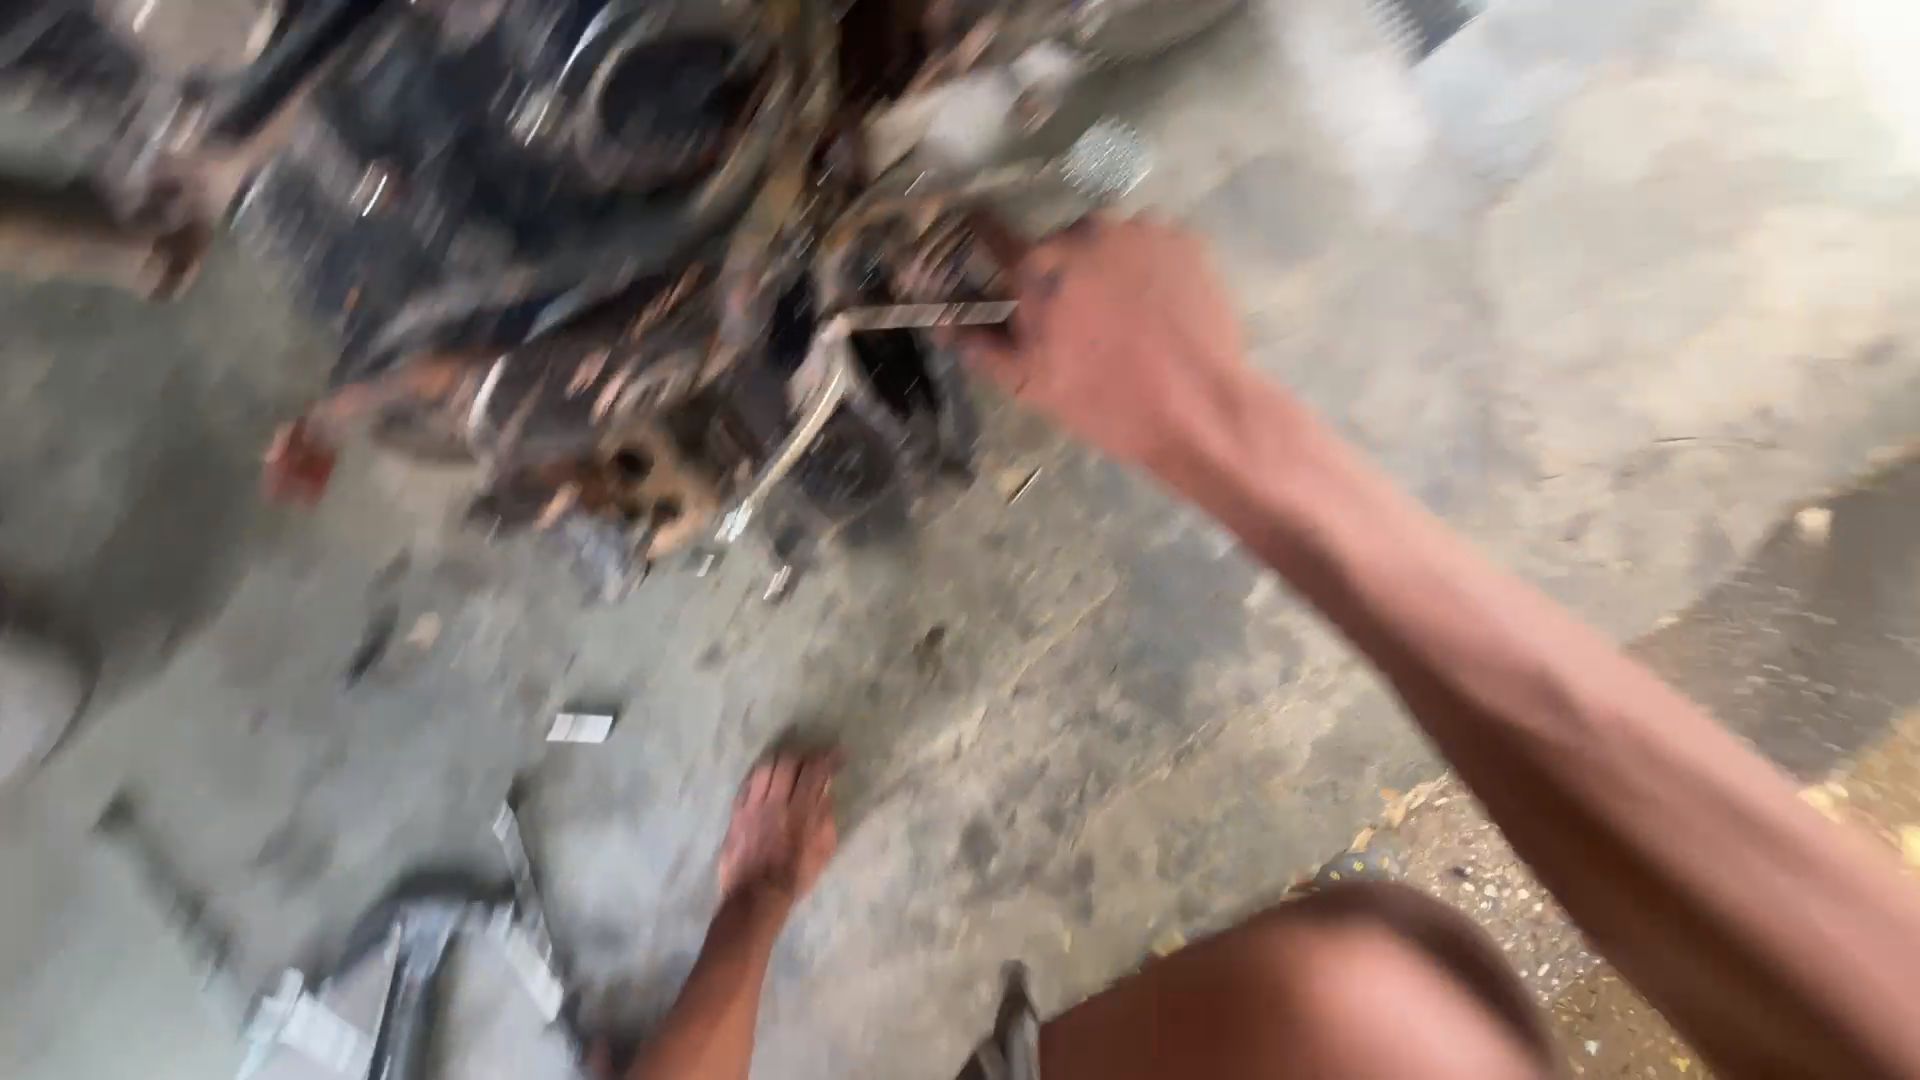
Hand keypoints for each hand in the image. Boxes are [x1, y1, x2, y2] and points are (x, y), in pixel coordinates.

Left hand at [717, 749, 841, 904]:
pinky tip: (767, 779)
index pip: (816, 771)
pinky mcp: (736, 812)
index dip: (829, 757)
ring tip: (788, 766)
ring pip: (765, 767)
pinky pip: (748, 782)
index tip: (837, 754)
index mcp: (801, 811)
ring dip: (781, 761)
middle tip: (811, 760)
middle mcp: (776, 802)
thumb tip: (825, 792)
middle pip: (789, 761)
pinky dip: (761, 775)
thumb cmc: (795, 877)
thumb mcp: (823, 850)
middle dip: (804, 755)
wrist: (755, 897)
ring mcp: (753, 805)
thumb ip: (825, 817)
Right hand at [955, 214, 1247, 467]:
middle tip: (1078, 326)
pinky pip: (1148, 245)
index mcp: (1037, 268)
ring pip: (1105, 244)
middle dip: (1060, 278)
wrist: (1198, 409)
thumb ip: (982, 347)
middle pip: (1056, 247)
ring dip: (1104, 270)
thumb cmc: (1105, 402)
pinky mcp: (1183, 237)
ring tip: (1126, 321)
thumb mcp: (1032, 385)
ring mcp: (1139, 229)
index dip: (984, 242)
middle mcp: (1084, 231)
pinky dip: (1145, 270)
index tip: (986, 252)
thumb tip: (942, 323)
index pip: (991, 234)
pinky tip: (1157, 311)